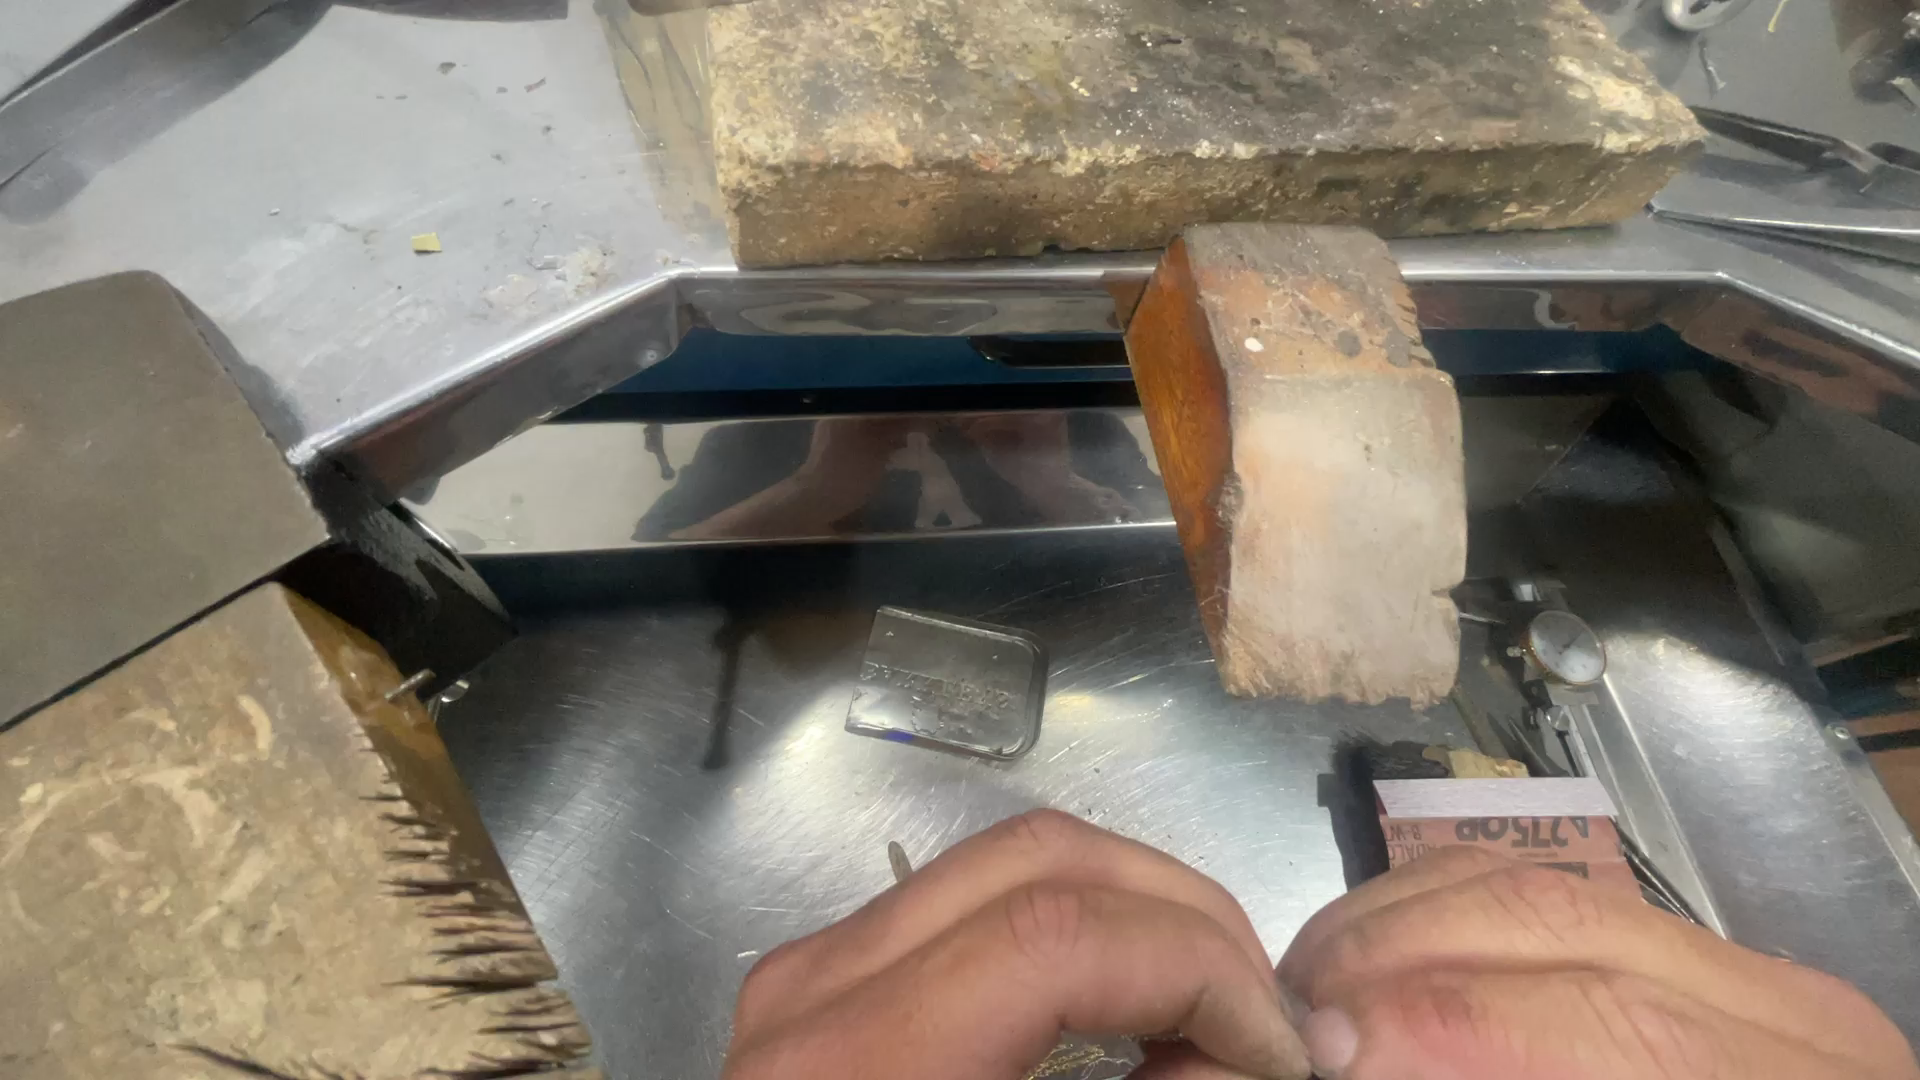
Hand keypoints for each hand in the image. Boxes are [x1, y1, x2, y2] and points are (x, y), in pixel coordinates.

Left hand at [721, 809, 1309, 1079]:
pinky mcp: (835, 963)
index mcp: (858, 1063)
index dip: (1192, 966)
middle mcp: (821, 978)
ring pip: (1010, 858)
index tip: (1278, 1046)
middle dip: (1176, 909)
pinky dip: (1073, 918)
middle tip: (1254, 1003)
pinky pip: (977, 896)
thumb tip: (1247, 1051)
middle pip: (1036, 857)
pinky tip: (1120, 979)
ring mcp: (822, 958)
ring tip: (1203, 986)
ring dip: (1130, 903)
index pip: (1050, 933)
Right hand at [1279, 846, 1919, 1078]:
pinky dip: (1417, 903)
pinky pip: (1510, 881)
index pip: (1605, 1019)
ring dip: (1387, 912)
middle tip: (1299, 997)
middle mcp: (1771, 1003)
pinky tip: (1367, 942)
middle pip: (1540, 912)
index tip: (1329, 1046)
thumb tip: (1350, 1059)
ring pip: (1512, 875)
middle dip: (1390, 944)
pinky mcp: (1650, 934)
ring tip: (1315, 966)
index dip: (1441, 1017)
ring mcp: (1710, 952)